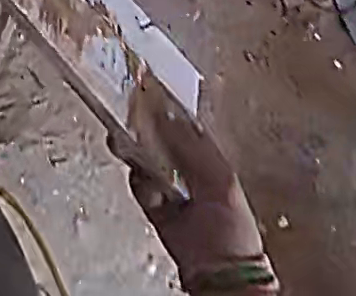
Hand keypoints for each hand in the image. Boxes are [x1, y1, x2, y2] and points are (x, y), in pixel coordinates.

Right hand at [111, 81, 269, 288]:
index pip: (177, 118)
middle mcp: (182, 162)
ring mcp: (164, 180)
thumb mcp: (219, 179)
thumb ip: (191, 146)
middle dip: (138, 121)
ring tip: (123, 142)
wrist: (221, 272)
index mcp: (203, 153)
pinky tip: (146, 186)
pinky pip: (135, 180)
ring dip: (131, 147)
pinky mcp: (150, 199)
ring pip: (139, 152)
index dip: (160, 101)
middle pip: (153, 131)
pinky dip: (137, 181)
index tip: (141, 84)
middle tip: (124, 110)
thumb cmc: (233, 228)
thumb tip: (164, 111)